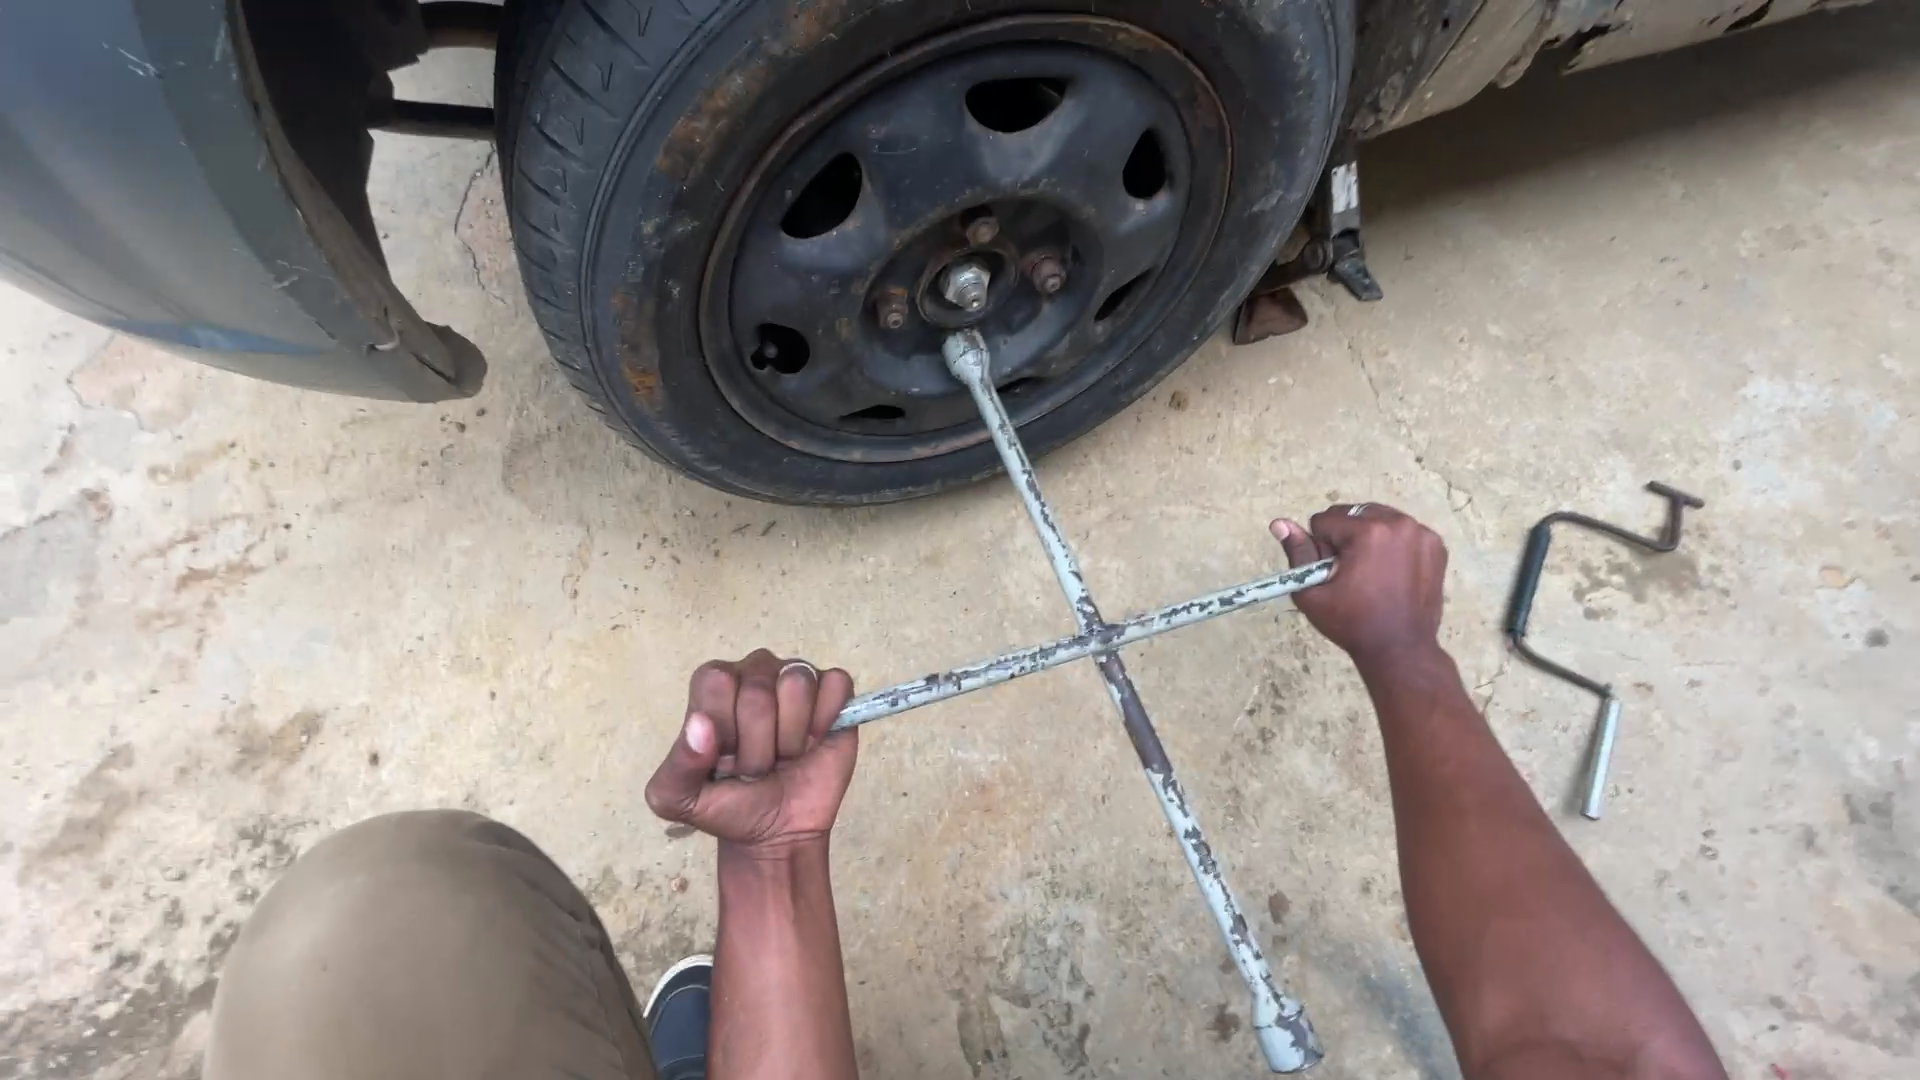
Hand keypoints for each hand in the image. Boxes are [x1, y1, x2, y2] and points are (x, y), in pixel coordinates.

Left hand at [644, 650, 857, 851]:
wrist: (779, 831)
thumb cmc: (729, 805)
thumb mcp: (680, 798)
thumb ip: (680, 764)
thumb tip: (700, 726)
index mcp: (714, 684)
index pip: (718, 683)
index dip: (725, 728)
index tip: (725, 759)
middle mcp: (755, 671)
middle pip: (759, 692)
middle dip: (760, 744)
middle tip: (759, 766)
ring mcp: (796, 675)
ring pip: (798, 683)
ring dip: (793, 735)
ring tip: (786, 754)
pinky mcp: (834, 688)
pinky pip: (836, 684)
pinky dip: (826, 720)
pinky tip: (815, 740)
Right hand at [1270, 503, 1447, 664]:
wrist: (1400, 648)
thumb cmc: (1351, 622)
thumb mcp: (1312, 591)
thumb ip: (1298, 553)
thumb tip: (1279, 523)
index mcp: (1369, 532)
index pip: (1324, 520)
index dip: (1320, 547)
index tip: (1331, 572)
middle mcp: (1399, 524)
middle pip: (1352, 513)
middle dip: (1343, 536)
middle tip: (1348, 571)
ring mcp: (1422, 533)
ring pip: (1376, 517)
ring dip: (1365, 536)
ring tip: (1368, 571)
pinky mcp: (1435, 544)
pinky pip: (1400, 529)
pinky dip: (1389, 542)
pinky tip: (1388, 570)